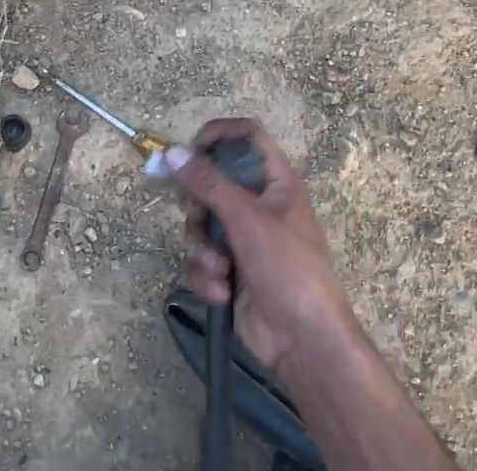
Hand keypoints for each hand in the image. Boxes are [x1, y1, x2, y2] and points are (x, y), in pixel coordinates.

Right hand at [167, 118, 353, 371]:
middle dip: (198, 205)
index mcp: (275, 182)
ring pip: (200, 223)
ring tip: (219, 267)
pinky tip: (222, 290)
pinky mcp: (230, 269)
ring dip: (203, 248)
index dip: (218, 134)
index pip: (246, 136)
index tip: (190, 149)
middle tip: (198, 217)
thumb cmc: (288, 268)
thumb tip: (172, 151)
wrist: (304, 341)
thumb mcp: (247, 218)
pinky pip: (201, 257)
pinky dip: (207, 274)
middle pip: (211, 181)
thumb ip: (207, 182)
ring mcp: (243, 238)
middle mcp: (258, 204)